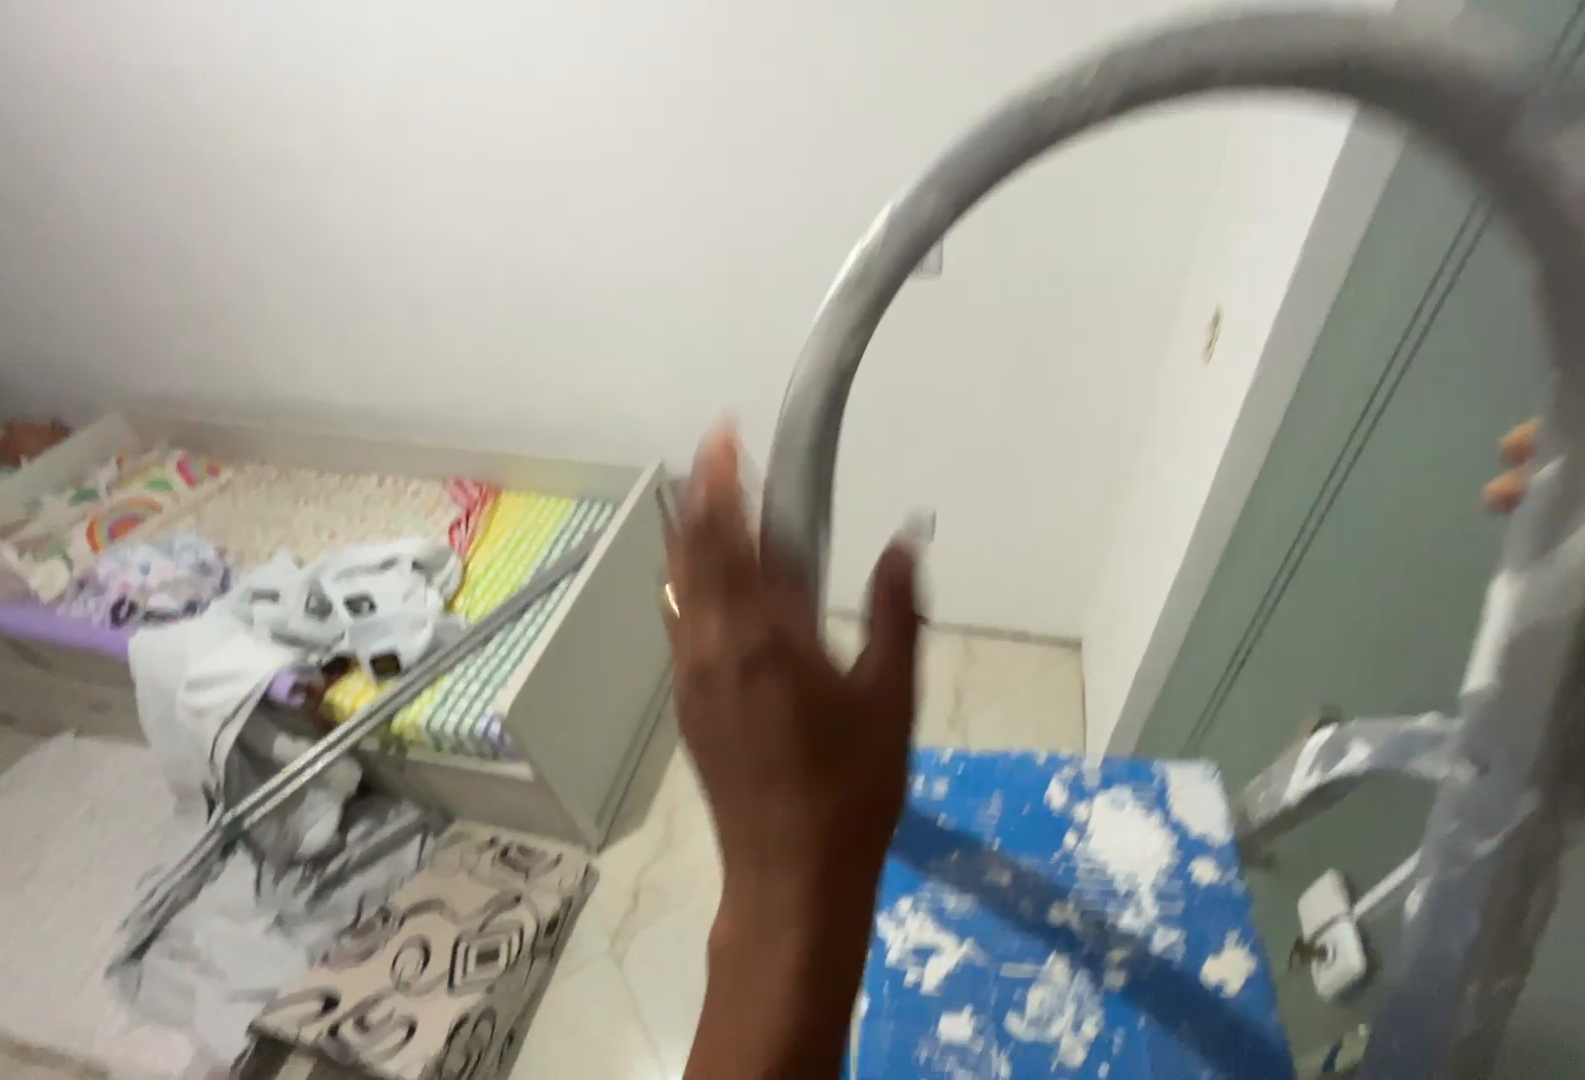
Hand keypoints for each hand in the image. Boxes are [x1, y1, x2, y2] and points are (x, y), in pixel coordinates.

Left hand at [669, 424, 922, 1079]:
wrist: (790, 877)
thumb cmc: (852, 787)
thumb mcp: (892, 696)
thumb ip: (897, 610)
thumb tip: (906, 539)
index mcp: (763, 636)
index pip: (729, 535)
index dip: (721, 478)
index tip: (723, 434)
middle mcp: (710, 646)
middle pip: (689, 549)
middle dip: (700, 495)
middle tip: (721, 459)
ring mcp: (690, 676)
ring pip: (678, 584)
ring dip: (692, 537)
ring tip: (718, 506)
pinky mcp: (686, 705)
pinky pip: (680, 621)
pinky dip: (691, 582)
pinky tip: (716, 585)